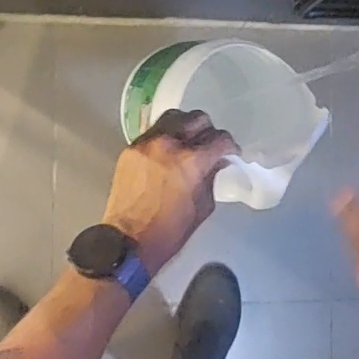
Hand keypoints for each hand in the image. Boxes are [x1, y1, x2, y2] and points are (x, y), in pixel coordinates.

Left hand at [102, 109, 238, 270]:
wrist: (127, 241)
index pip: (220, 138)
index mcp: (192, 161)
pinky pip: (154, 132)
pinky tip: (168, 152)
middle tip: (210, 146)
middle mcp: (169, 144)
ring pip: (174, 118)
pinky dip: (166, 136)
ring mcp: (147, 143)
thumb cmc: (170, 231)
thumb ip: (212, 177)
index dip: (230, 146)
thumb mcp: (203, 207)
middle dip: (209, 132)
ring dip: (186, 127)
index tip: (231, 153)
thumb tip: (216, 162)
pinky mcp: (131, 148)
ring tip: (189, 143)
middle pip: (197, 119)